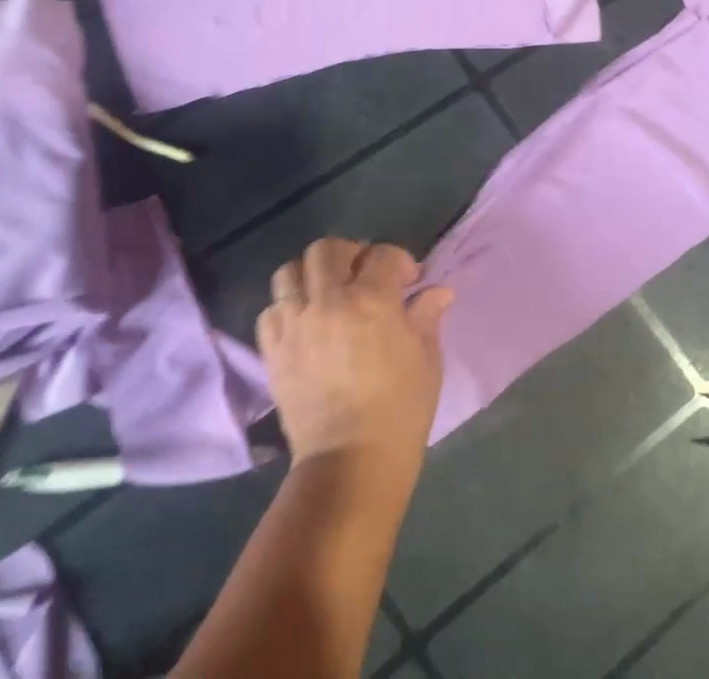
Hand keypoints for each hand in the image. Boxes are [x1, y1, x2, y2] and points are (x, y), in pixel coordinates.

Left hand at [257, 239, 455, 466]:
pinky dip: (288, 305)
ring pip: (290, 271)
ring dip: (313, 273)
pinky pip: (271, 309)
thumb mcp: (427, 360)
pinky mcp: (272, 350)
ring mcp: (294, 324)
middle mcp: (327, 302)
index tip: (410, 281)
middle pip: (327, 250)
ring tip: (329, 292)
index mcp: (372, 301)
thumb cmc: (401, 410)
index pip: (382, 255)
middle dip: (352, 254)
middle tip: (366, 276)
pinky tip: (307, 321)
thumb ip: (426, 318)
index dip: (400, 261)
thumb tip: (437, 292)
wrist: (351, 459)